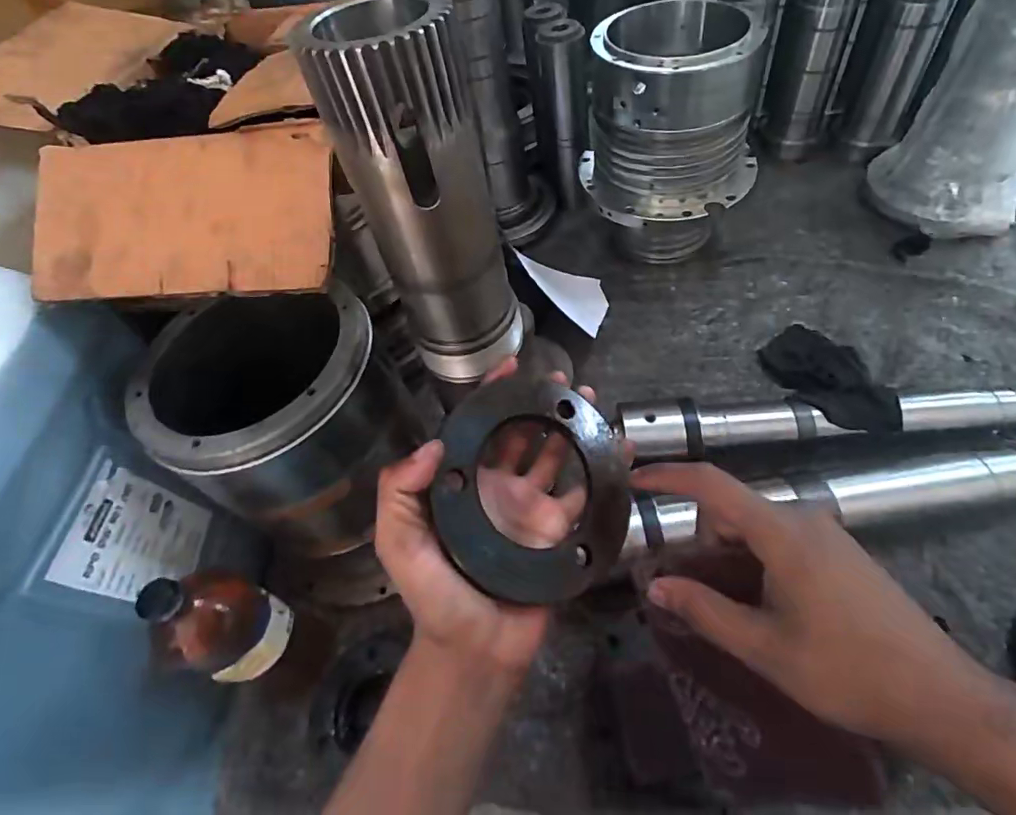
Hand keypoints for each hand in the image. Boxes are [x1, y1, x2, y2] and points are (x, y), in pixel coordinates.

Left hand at [373, 357, 595, 674]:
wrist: (472, 649)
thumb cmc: (432, 593)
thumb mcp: (398, 541)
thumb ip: (399, 491)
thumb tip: (434, 443)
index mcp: (466, 483)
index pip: (480, 428)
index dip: (493, 395)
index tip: (513, 365)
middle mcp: (501, 488)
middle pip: (524, 435)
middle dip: (540, 404)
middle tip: (564, 380)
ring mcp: (532, 510)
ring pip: (556, 457)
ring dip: (571, 429)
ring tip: (589, 402)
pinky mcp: (559, 534)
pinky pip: (583, 497)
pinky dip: (600, 472)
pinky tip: (616, 450)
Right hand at [629, 462, 1004, 752]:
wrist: (940, 695)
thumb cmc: (848, 672)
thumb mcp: (766, 649)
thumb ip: (706, 611)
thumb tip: (656, 587)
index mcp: (783, 532)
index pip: (714, 485)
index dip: (670, 476)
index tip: (635, 480)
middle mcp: (804, 518)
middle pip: (732, 510)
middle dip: (702, 542)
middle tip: (690, 593)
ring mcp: (827, 533)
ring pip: (757, 527)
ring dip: (731, 557)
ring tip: (728, 609)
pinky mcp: (841, 552)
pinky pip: (782, 540)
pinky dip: (757, 561)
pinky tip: (765, 607)